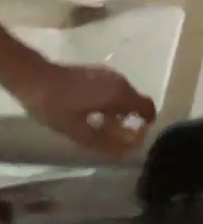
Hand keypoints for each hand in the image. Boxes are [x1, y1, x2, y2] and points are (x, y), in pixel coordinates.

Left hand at [14, 62, 154, 156]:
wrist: (34, 77)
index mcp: (120, 95)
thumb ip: (97, 140)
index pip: (147, 106)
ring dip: (117, 107)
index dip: (148, 119)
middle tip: (113, 130)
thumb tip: (121, 152)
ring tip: (98, 119)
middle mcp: (122, 83)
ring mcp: (111, 75)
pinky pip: (112, 87)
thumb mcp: (71, 127)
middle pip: (134, 100)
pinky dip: (108, 99)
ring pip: (122, 94)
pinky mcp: (99, 71)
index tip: (140, 130)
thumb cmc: (54, 104)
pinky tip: (88, 105)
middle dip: (128, 116)